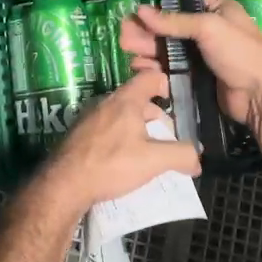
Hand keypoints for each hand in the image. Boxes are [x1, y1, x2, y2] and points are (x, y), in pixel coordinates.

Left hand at [34, 69, 199, 216]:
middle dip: (157, 117)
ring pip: (123, 116)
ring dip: (139, 130)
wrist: (64, 184)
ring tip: (150, 154)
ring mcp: (91, 117)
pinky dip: (122, 139)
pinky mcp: (81, 135)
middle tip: (168, 139)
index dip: (167, 85)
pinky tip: (125, 161)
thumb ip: (181, 155)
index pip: (150, 77)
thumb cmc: (111, 164)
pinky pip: (108, 129)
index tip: (178, 103)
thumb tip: (197, 156)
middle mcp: (107, 102)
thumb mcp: (153, 160)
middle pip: (138, 99)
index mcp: (126, 100)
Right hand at [120, 0, 261, 123]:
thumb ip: (174, 21)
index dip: (158, 10)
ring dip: (148, 50)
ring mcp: (202, 55)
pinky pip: (171, 69)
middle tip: (124, 37)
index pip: (181, 4)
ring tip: (128, 53)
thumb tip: (141, 10)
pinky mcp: (197, 77)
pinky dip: (156, 68)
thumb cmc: (239, 53)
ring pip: (168, 50)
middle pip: (170, 28)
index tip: (135, 16)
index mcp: (217, 10)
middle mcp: (208, 30)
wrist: (260, 97)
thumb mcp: (208, 28)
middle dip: (147, 32)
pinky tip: (140, 69)